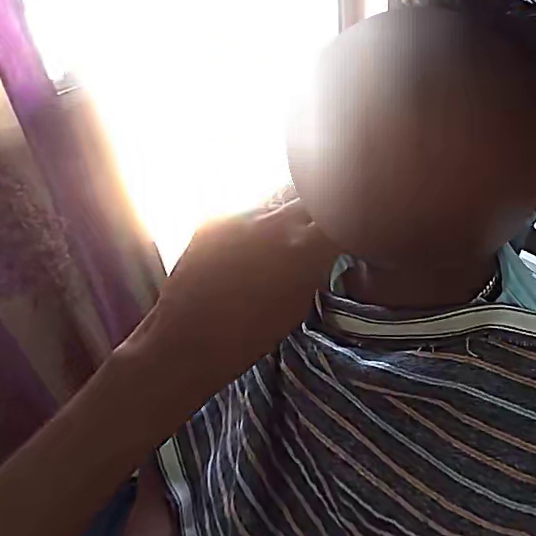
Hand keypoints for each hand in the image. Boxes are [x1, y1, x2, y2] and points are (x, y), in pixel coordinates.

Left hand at [119, 199, 337, 398]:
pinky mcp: (215, 217)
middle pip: (309, 199)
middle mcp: (276, 220)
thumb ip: (315, 265)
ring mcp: (242, 214)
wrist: (188, 337)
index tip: (346, 230)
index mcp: (305, 245)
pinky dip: (250, 228)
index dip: (346, 221)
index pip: (341, 214)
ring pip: (275, 203)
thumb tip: (323, 247)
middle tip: (314, 231)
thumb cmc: (252, 334)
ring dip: (282, 218)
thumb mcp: (300, 301)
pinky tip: (241, 252)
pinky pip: (244, 214)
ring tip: (273, 244)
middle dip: (317, 211)